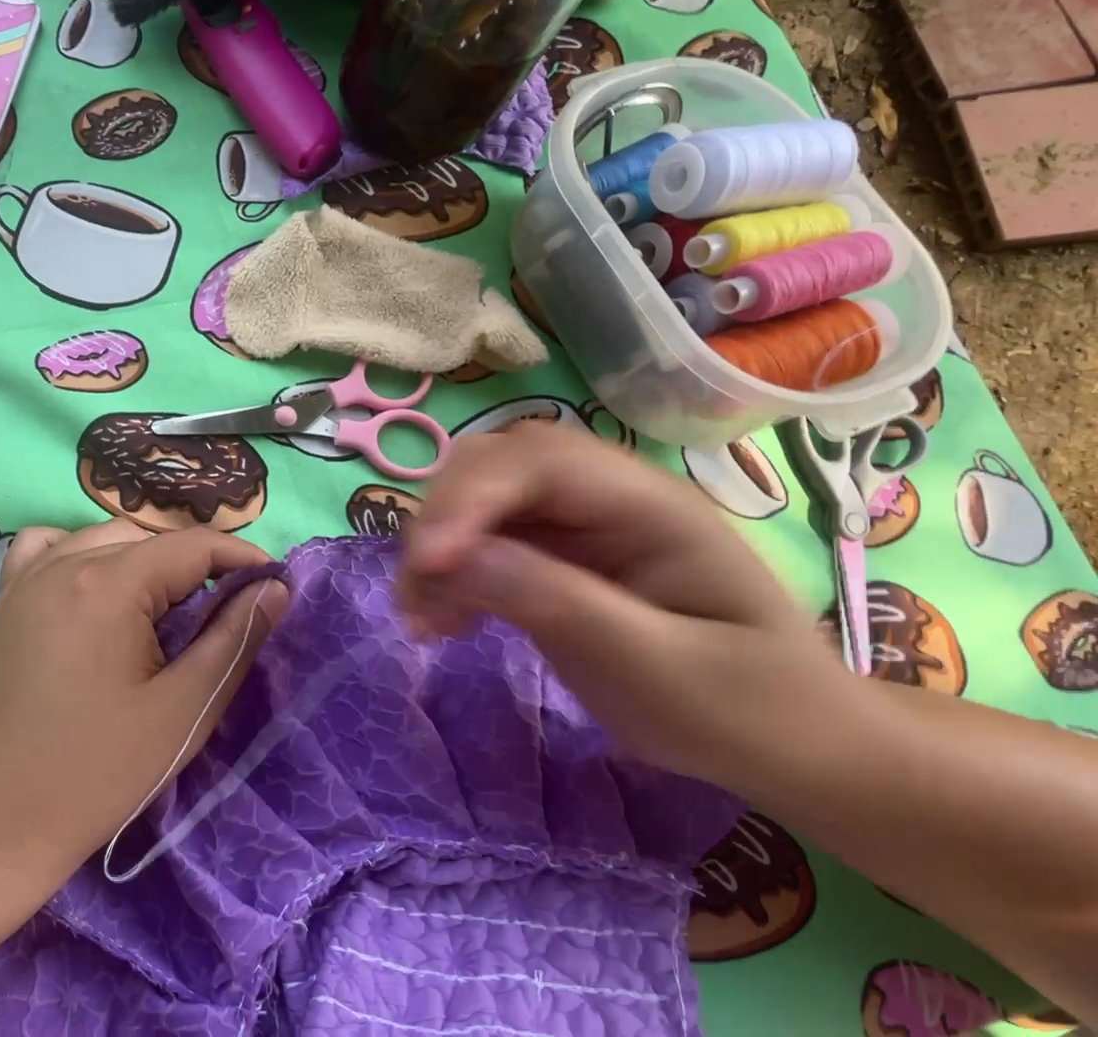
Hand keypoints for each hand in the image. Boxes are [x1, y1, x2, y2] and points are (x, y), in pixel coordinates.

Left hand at [0, 521, 290, 876]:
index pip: (190, 546)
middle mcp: (61, 565)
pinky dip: (80, 554)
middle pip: (147, 541)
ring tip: (166, 611)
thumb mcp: (184, 708)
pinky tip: (95, 591)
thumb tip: (274, 588)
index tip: (274, 585)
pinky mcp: (6, 603)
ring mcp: (25, 580)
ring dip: (143, 561)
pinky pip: (47, 549)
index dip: (240, 559)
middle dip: (195, 567)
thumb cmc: (102, 771)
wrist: (5, 817)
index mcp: (106, 585)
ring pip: (102, 539)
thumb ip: (233, 639)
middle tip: (223, 617)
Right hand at [397, 423, 853, 784]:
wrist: (794, 745)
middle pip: (498, 466)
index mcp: (652, 507)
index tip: (429, 565)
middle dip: (443, 519)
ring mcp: (579, 527)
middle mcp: (607, 499)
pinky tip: (440, 621)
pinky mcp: (556, 560)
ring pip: (479, 502)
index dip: (472, 498)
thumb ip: (560, 606)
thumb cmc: (745, 710)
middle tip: (415, 593)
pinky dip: (448, 576)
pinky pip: (482, 545)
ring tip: (420, 619)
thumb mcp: (658, 669)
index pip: (541, 463)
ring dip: (436, 550)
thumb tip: (456, 559)